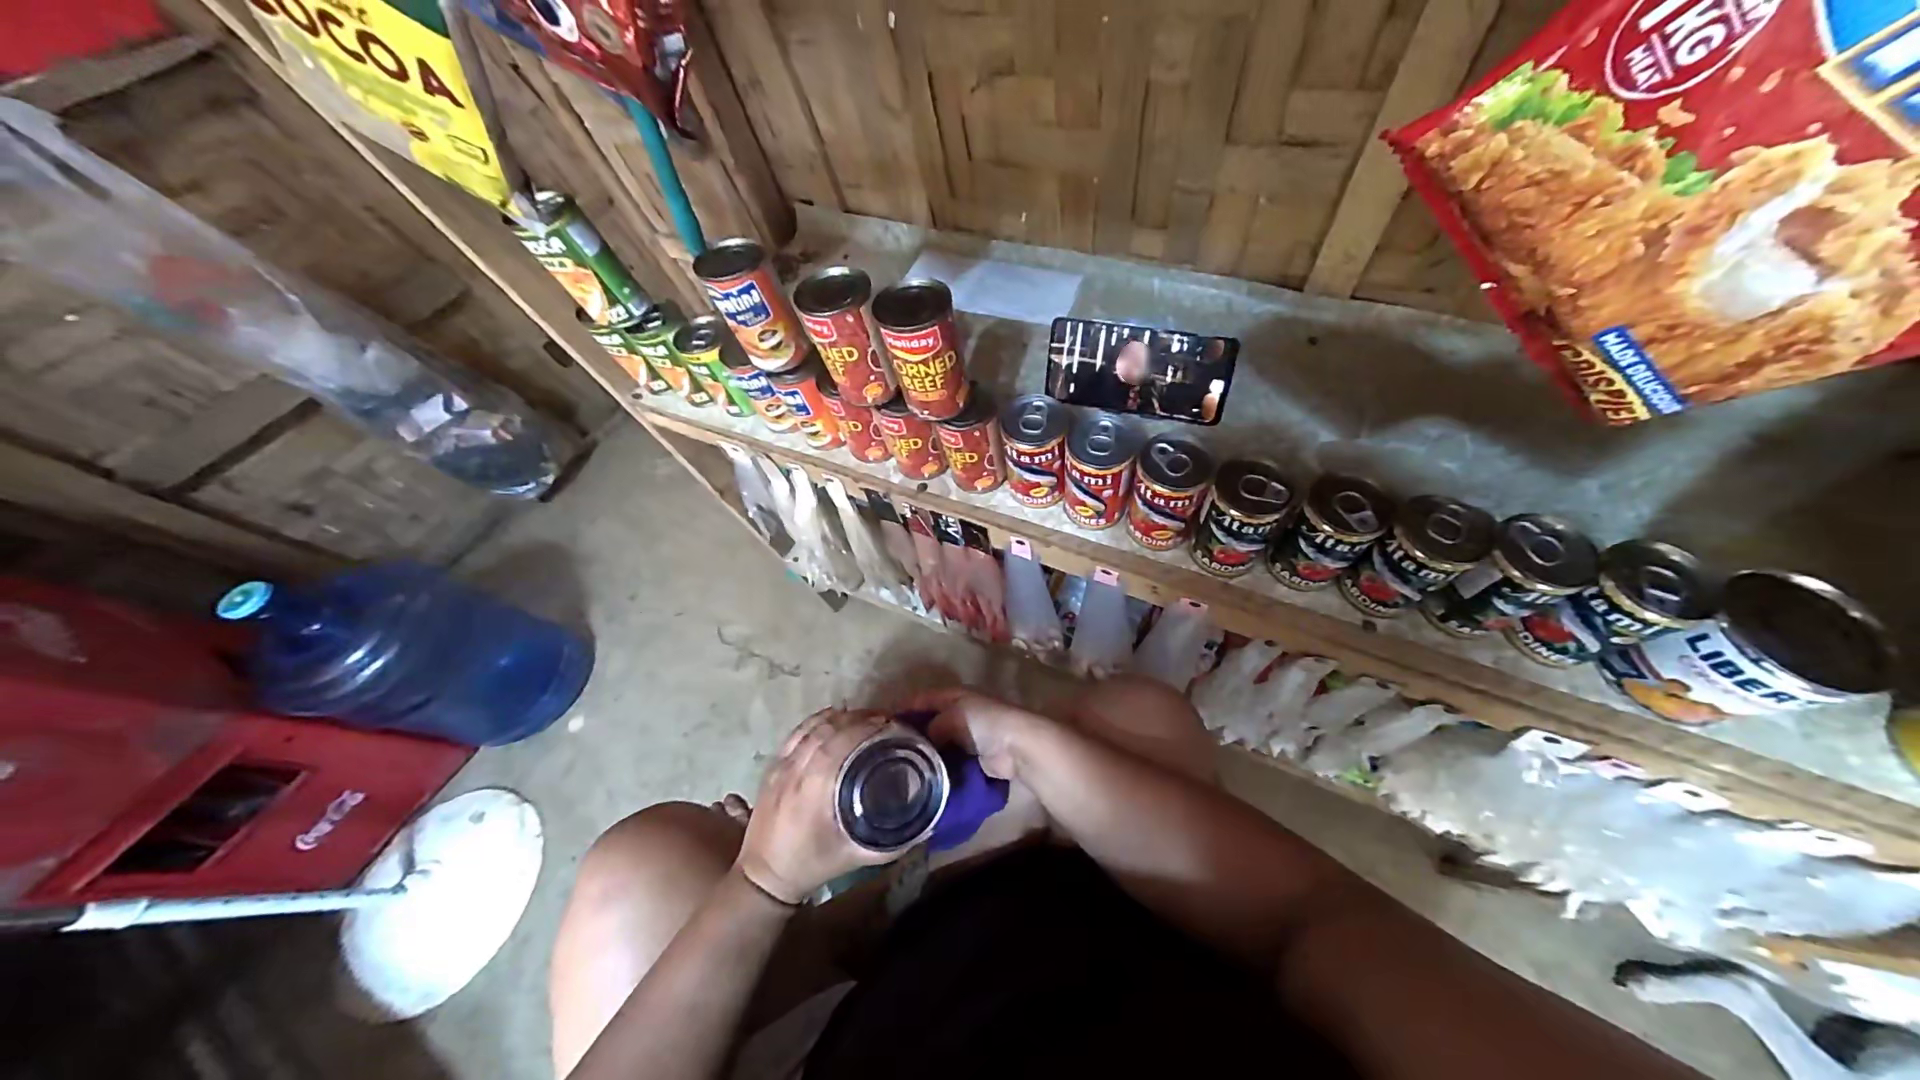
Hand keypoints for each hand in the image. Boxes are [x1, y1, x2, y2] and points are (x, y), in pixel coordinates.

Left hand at [735, 707, 900, 904]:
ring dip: (839, 717)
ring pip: (812, 727)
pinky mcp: (772, 766)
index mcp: (816, 787)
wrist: (766, 876)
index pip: (842, 741)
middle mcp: (796, 769)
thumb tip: (928, 826)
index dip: (867, 727)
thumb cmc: (815, 864)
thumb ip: (893, 841)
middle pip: (829, 729)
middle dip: (858, 718)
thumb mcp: (857, 855)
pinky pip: (796, 733)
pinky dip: (817, 720)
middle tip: (884, 720)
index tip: (890, 725)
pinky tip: (834, 717)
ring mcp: (781, 765)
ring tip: (863, 717)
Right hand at [898, 687, 1048, 780]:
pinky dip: (938, 767)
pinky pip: (949, 761)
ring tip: (900, 766)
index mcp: (953, 695)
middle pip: (928, 721)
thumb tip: (920, 740)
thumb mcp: (952, 716)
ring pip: (937, 743)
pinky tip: (921, 776)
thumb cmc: (984, 722)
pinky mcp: (973, 757)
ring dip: (925, 753)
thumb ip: (931, 726)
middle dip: (911, 733)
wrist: (1015, 747)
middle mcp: (958, 712)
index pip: (921, 698)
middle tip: (887, 750)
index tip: (881, 723)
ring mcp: (966, 736)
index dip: (903, 708)